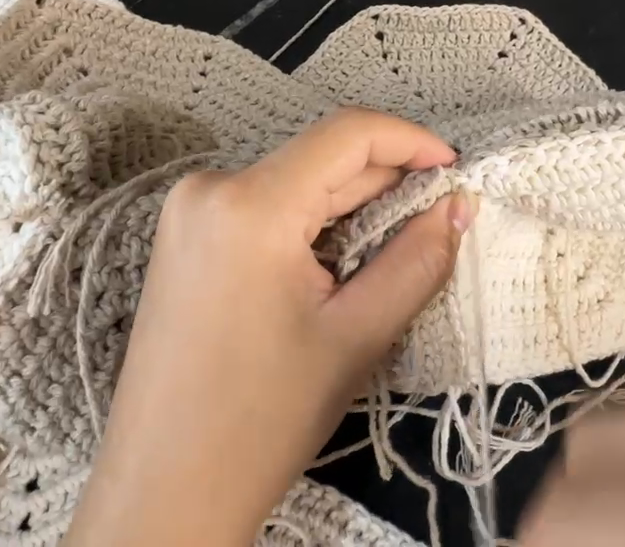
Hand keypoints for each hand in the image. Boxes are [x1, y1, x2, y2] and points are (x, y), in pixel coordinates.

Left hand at [65, 109, 471, 546]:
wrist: (164, 491)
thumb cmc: (262, 421)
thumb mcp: (356, 337)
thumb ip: (418, 259)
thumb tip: (460, 204)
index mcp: (250, 204)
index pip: (346, 133)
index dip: (410, 140)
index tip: (454, 169)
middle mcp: (212, 186)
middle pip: (321, 158)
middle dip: (385, 181)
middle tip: (437, 218)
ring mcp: (190, 209)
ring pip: (296, 179)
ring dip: (352, 202)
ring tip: (393, 246)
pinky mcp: (186, 233)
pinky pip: (267, 202)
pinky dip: (313, 219)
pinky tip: (339, 259)